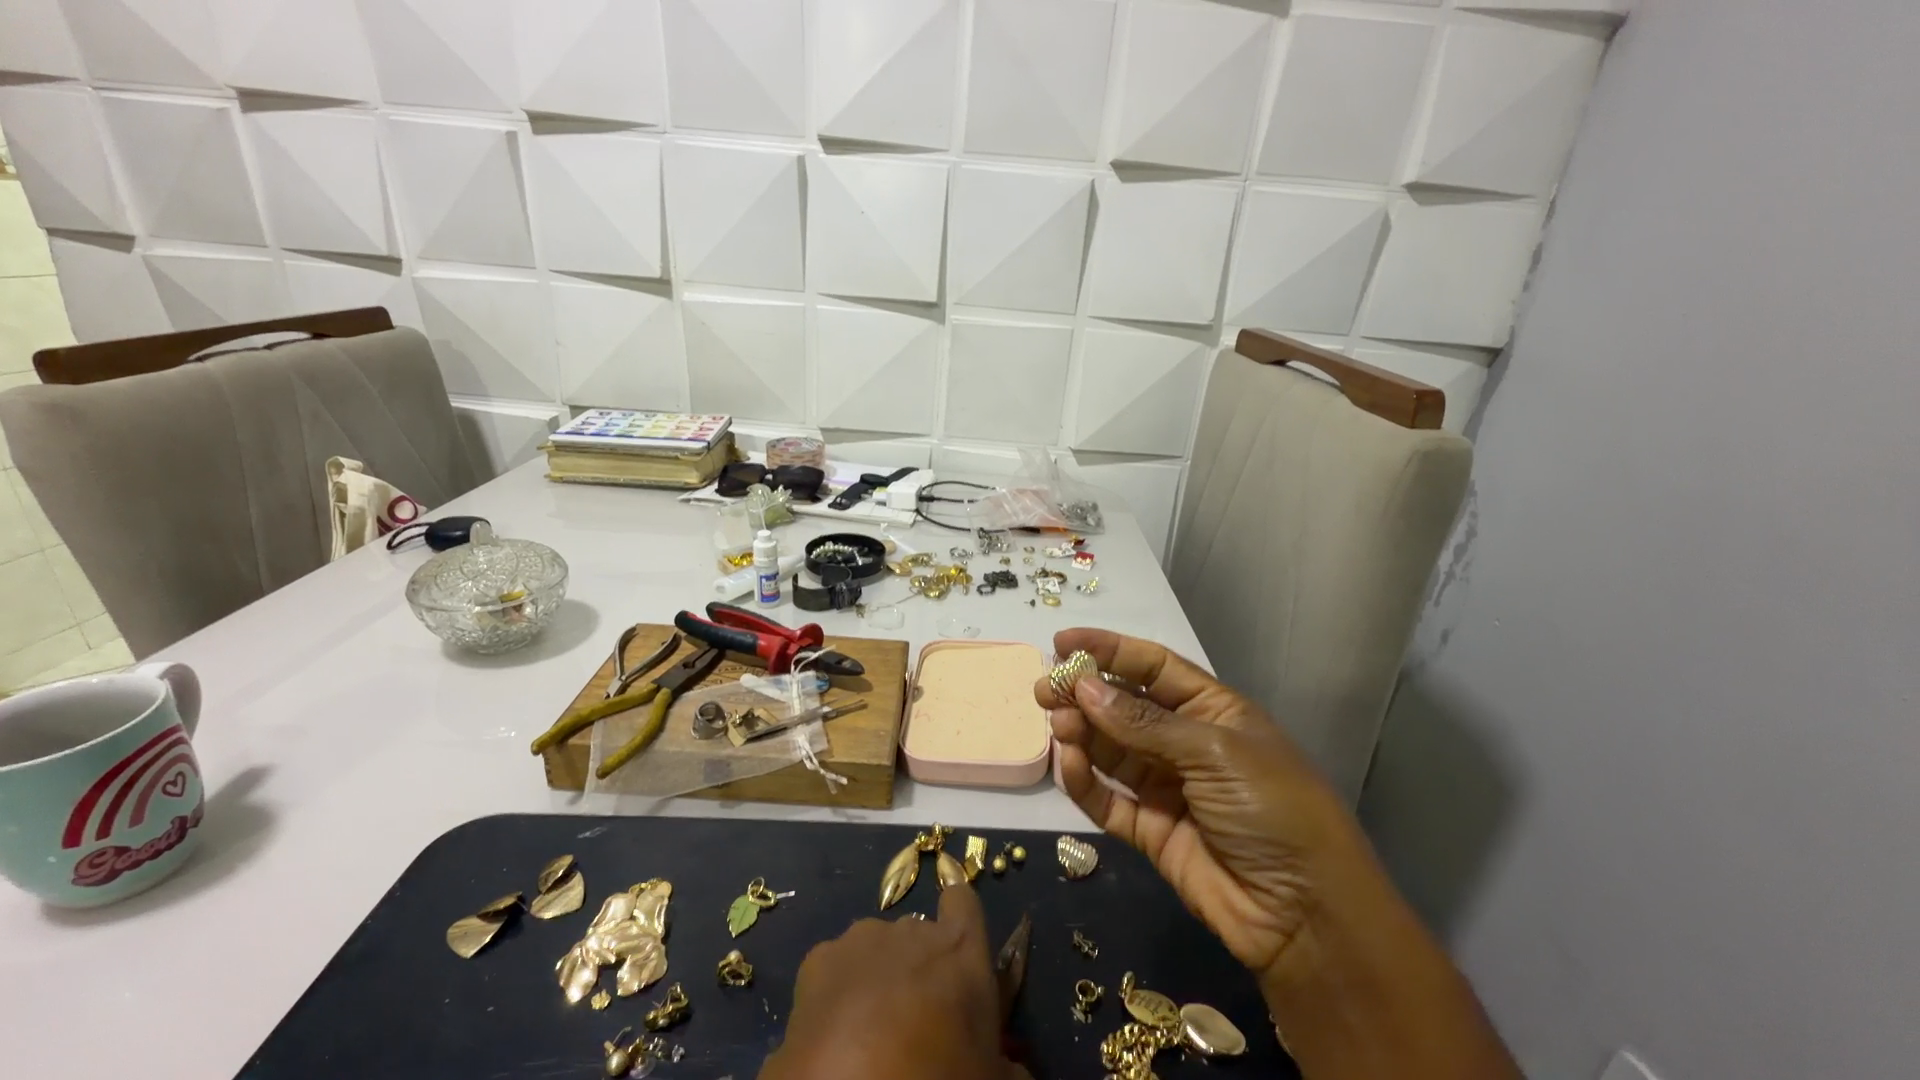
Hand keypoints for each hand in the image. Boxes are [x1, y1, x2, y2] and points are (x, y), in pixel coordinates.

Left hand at [759, 882, 1013, 1079]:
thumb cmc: (939, 1076)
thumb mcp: (991, 1074)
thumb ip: (1005, 1057)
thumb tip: (1011, 1066)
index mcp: (961, 949)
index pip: (963, 900)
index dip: (959, 920)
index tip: (956, 951)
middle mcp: (912, 931)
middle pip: (918, 934)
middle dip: (919, 965)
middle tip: (918, 1017)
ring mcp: (862, 940)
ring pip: (876, 948)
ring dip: (879, 975)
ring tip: (872, 1027)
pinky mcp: (818, 959)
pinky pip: (838, 966)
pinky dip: (840, 989)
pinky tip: (836, 1030)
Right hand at [1035, 628, 1379, 981]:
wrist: (1303, 910)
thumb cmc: (1272, 808)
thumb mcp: (1214, 752)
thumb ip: (1144, 723)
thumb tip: (1084, 687)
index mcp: (1214, 711)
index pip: (1154, 668)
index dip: (1110, 650)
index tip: (1062, 643)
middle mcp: (1187, 744)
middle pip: (1125, 708)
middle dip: (1085, 694)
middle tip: (1044, 690)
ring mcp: (1167, 789)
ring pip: (1111, 752)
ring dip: (1082, 734)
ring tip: (1058, 724)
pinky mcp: (1152, 833)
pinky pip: (1109, 800)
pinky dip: (1085, 783)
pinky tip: (1069, 765)